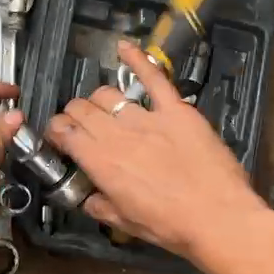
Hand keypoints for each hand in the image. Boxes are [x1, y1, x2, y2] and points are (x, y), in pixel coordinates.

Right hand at [46, 40, 273, 265]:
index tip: (57, 137)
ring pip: (108, 95)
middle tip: (77, 125)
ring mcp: (148, 118)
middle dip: (72, 115)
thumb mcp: (123, 223)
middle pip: (82, 110)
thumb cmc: (169, 225)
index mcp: (100, 162)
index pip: (64, 133)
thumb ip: (99, 206)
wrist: (218, 217)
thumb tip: (89, 198)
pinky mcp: (177, 111)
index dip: (55, 132)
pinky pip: (154, 79)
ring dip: (97, 100)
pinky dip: (137, 60)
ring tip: (100, 108)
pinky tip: (123, 48)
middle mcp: (117, 134)